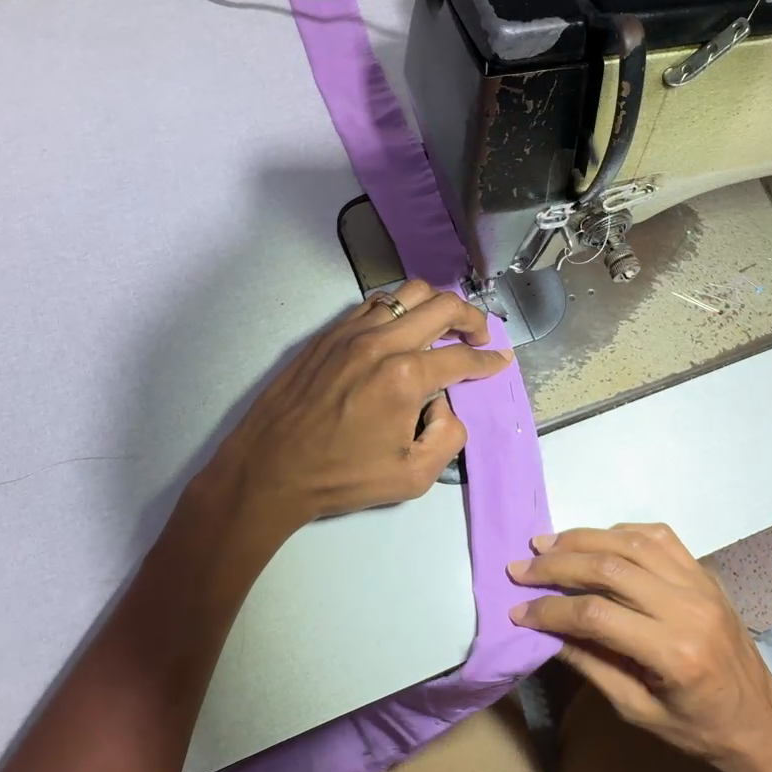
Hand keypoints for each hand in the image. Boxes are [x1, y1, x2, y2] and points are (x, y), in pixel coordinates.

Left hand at [205, 280, 512, 529]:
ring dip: (435, 305)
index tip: (501, 361)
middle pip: (443, 306)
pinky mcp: (328, 334)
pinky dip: (398, 309)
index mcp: (406, 377)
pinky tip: (400, 331)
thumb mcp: (412, 478)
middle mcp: (382, 343)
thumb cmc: (341, 478)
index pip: (462, 357)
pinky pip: (374, 303)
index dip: (489, 361)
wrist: (270, 469)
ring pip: (408, 293)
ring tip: (443, 326)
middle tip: (479, 336)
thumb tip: (447, 407)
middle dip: (472, 318)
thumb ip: (448, 438)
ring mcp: (351, 332)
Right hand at [508, 524, 771, 771]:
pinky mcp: (706, 575)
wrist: (761, 722)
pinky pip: (661, 538)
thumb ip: (591, 664)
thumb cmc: (698, 730)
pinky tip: (596, 540)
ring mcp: (701, 585)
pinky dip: (622, 533)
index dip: (551, 609)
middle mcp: (689, 608)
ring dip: (585, 539)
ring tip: (548, 544)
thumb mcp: (637, 711)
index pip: (596, 614)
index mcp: (674, 653)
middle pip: (611, 568)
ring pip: (633, 542)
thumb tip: (544, 630)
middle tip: (521, 568)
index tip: (518, 609)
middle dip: (558, 565)